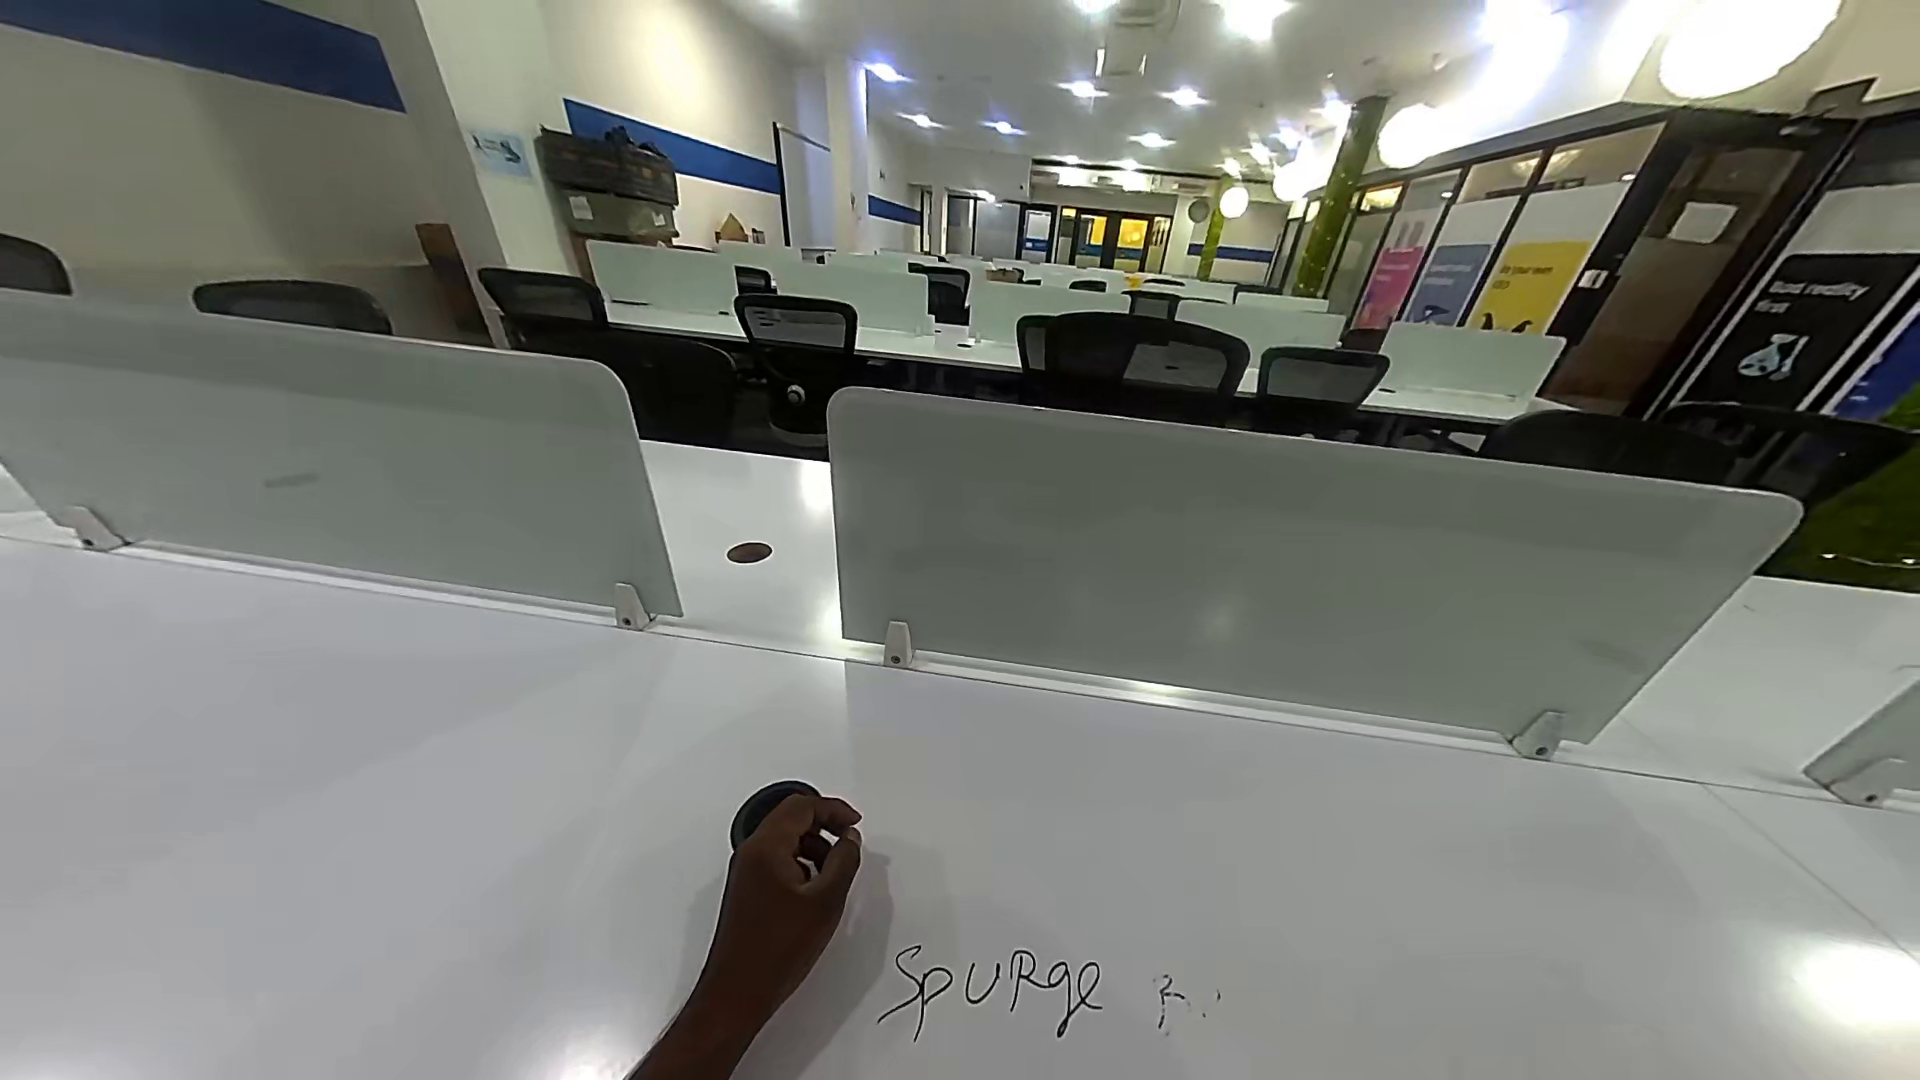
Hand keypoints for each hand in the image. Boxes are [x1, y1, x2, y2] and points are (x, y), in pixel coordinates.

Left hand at [691, 794, 863, 1028]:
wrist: (736, 996)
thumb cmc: (778, 950)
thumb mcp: (826, 900)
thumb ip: (844, 860)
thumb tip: (849, 838)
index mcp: (766, 847)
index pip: (801, 806)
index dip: (833, 809)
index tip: (854, 822)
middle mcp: (751, 853)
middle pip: (791, 818)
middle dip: (824, 824)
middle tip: (848, 838)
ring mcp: (746, 872)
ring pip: (785, 839)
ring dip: (814, 845)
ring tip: (835, 869)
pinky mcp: (747, 890)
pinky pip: (777, 859)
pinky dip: (801, 861)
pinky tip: (815, 888)